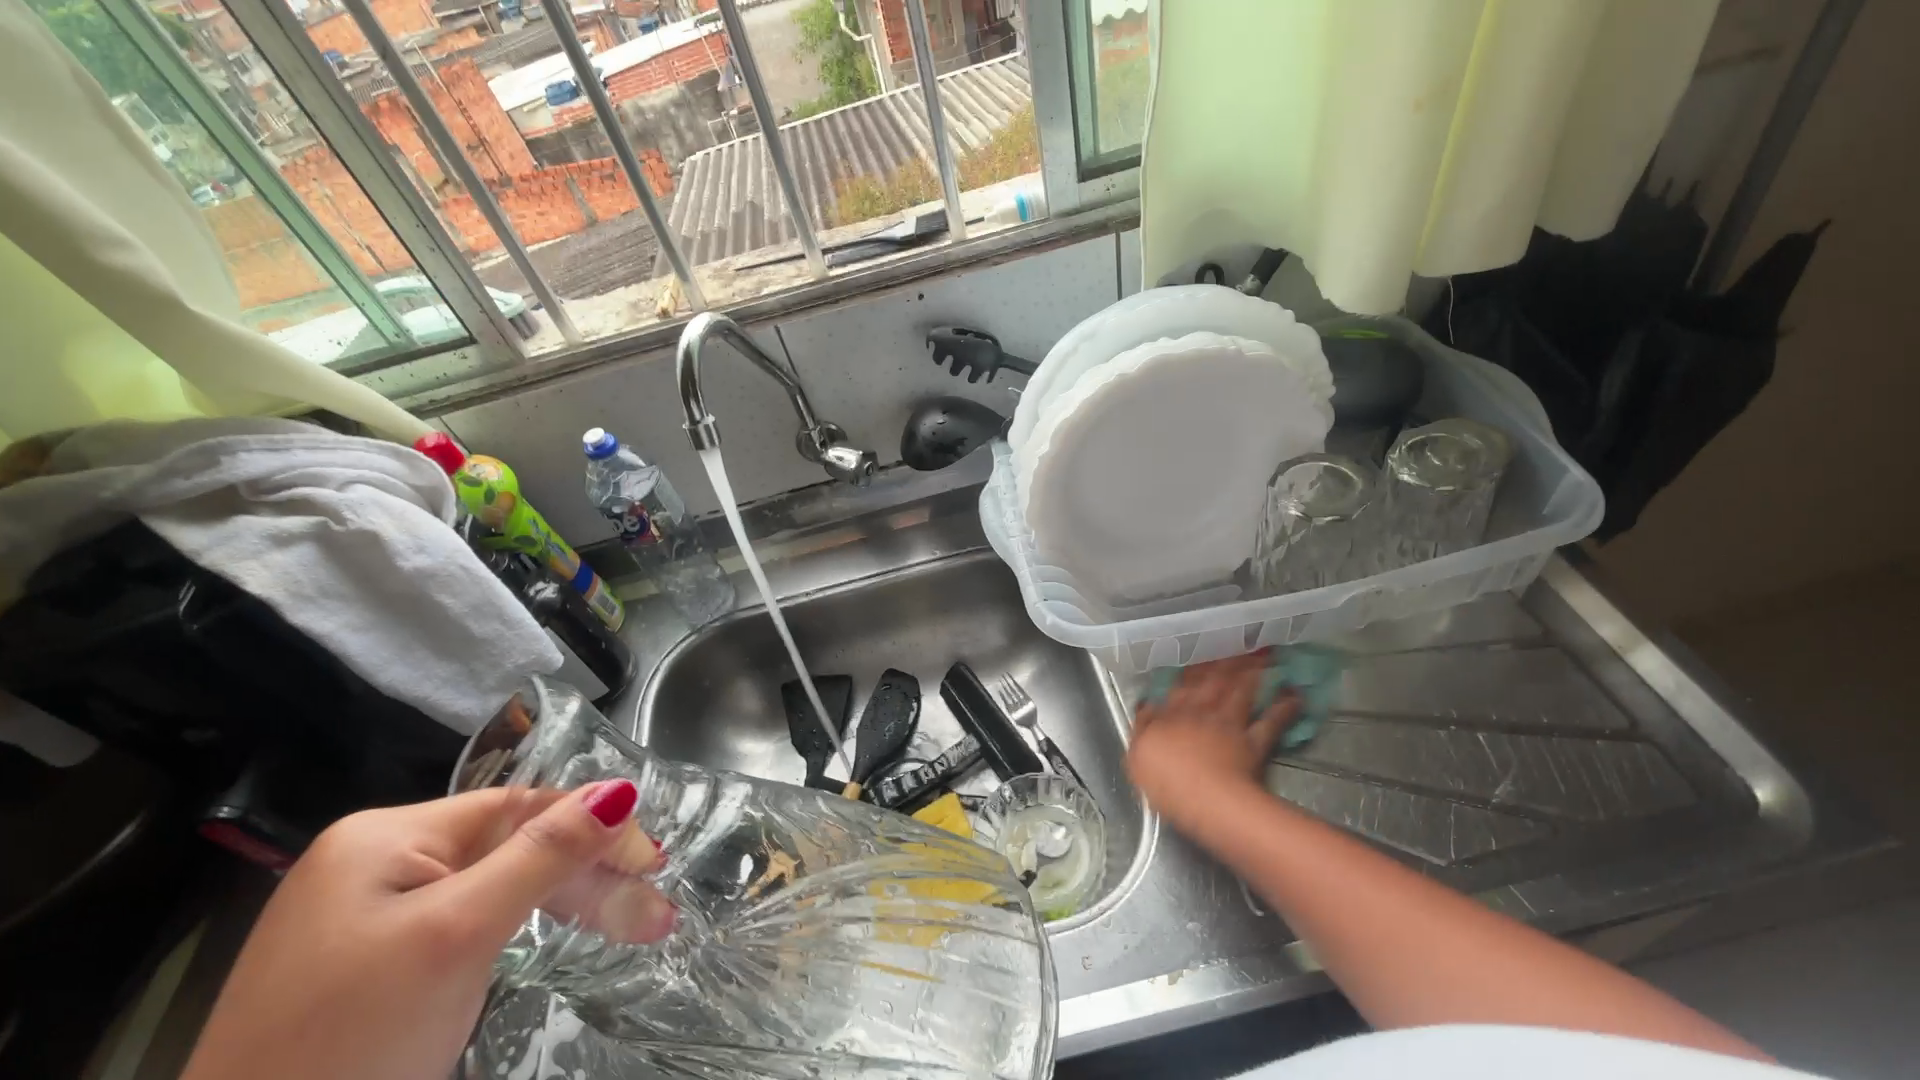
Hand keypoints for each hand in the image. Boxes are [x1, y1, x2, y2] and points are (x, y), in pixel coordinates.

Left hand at [181, 781, 672, 1079]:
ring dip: (563, 903)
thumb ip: (541, 856)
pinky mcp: (369, 961)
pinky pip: (465, 921)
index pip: (518, 807)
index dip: (594, 827)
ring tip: (634, 927)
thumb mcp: (459, 936)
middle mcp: (375, 859)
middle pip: (510, 846)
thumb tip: (619, 788)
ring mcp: (367, 913)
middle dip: (588, 876)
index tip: (655, 864)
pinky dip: (518, 927)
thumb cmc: (353, 1036)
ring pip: (492, 886)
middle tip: (656, 913)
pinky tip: (553, 933)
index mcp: (386, 834)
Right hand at [1127, 652, 1296, 829]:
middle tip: (1239, 642)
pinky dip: (1284, 708)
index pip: (1180, 685)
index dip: (1190, 668)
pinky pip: (1271, 722)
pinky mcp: (1254, 743)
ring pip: (1242, 691)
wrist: (1208, 800)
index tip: (1198, 652)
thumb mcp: (1139, 753)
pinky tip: (1294, 695)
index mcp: (1172, 714)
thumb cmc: (1167, 780)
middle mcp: (1202, 712)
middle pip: (1214, 680)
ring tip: (1264, 655)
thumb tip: (1146, 705)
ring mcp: (1230, 725)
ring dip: (1253, 672)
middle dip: (1225, 660)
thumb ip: (1144, 726)